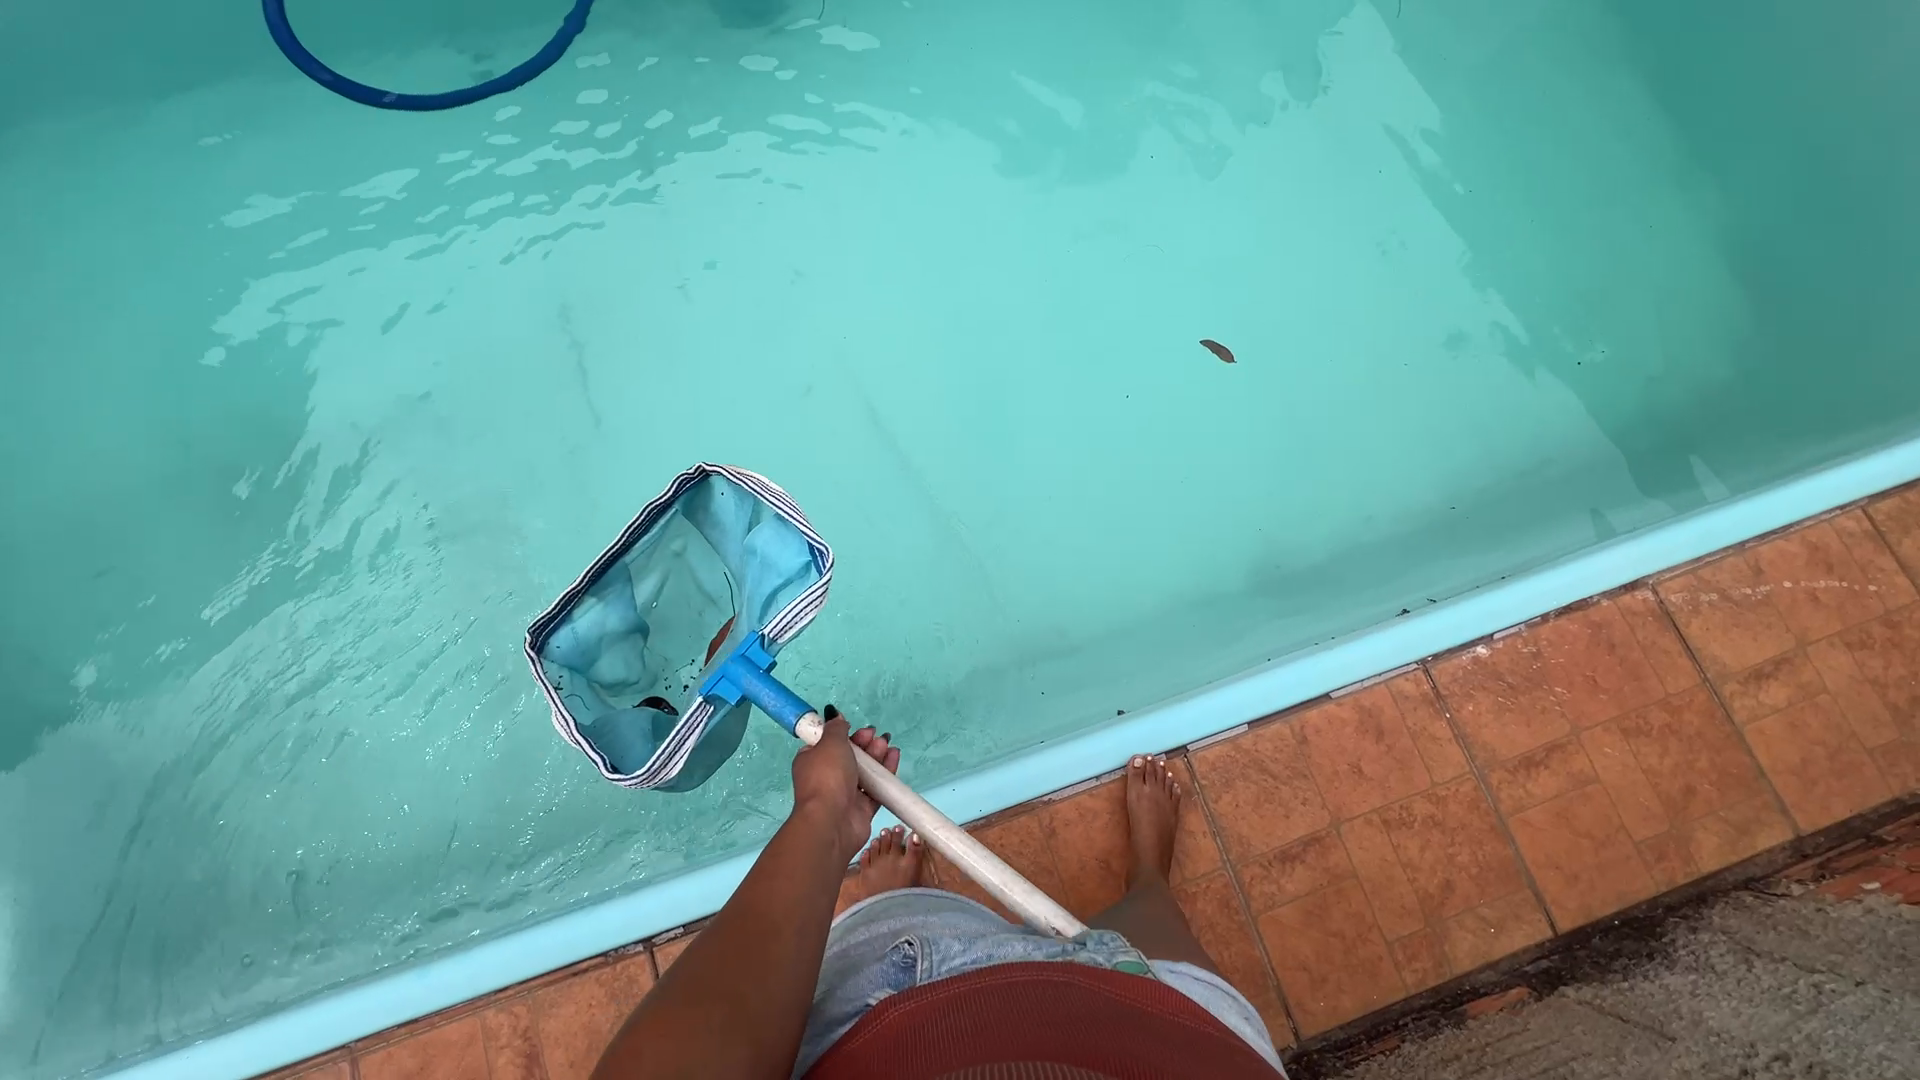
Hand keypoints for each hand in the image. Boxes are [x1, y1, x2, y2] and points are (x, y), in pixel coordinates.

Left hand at [790, 705, 900, 861]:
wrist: (832, 821)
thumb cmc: (827, 776)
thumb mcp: (830, 743)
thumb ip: (836, 727)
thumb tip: (833, 715)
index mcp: (812, 761)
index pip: (829, 743)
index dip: (844, 734)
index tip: (856, 728)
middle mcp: (827, 777)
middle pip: (850, 756)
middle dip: (865, 744)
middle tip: (875, 736)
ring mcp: (845, 794)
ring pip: (864, 771)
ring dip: (876, 756)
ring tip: (886, 746)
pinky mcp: (861, 809)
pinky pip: (876, 788)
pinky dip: (885, 773)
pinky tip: (894, 758)